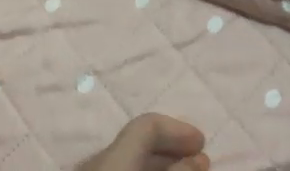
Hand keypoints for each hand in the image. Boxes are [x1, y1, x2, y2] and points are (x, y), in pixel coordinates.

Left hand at [76, 113, 209, 170]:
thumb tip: (199, 157)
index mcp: (111, 154)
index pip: (146, 124)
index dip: (178, 128)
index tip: (202, 141)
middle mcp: (96, 156)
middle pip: (137, 139)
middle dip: (171, 144)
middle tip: (197, 157)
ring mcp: (87, 169)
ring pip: (127, 157)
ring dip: (159, 160)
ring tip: (184, 170)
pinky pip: (119, 168)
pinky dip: (142, 169)